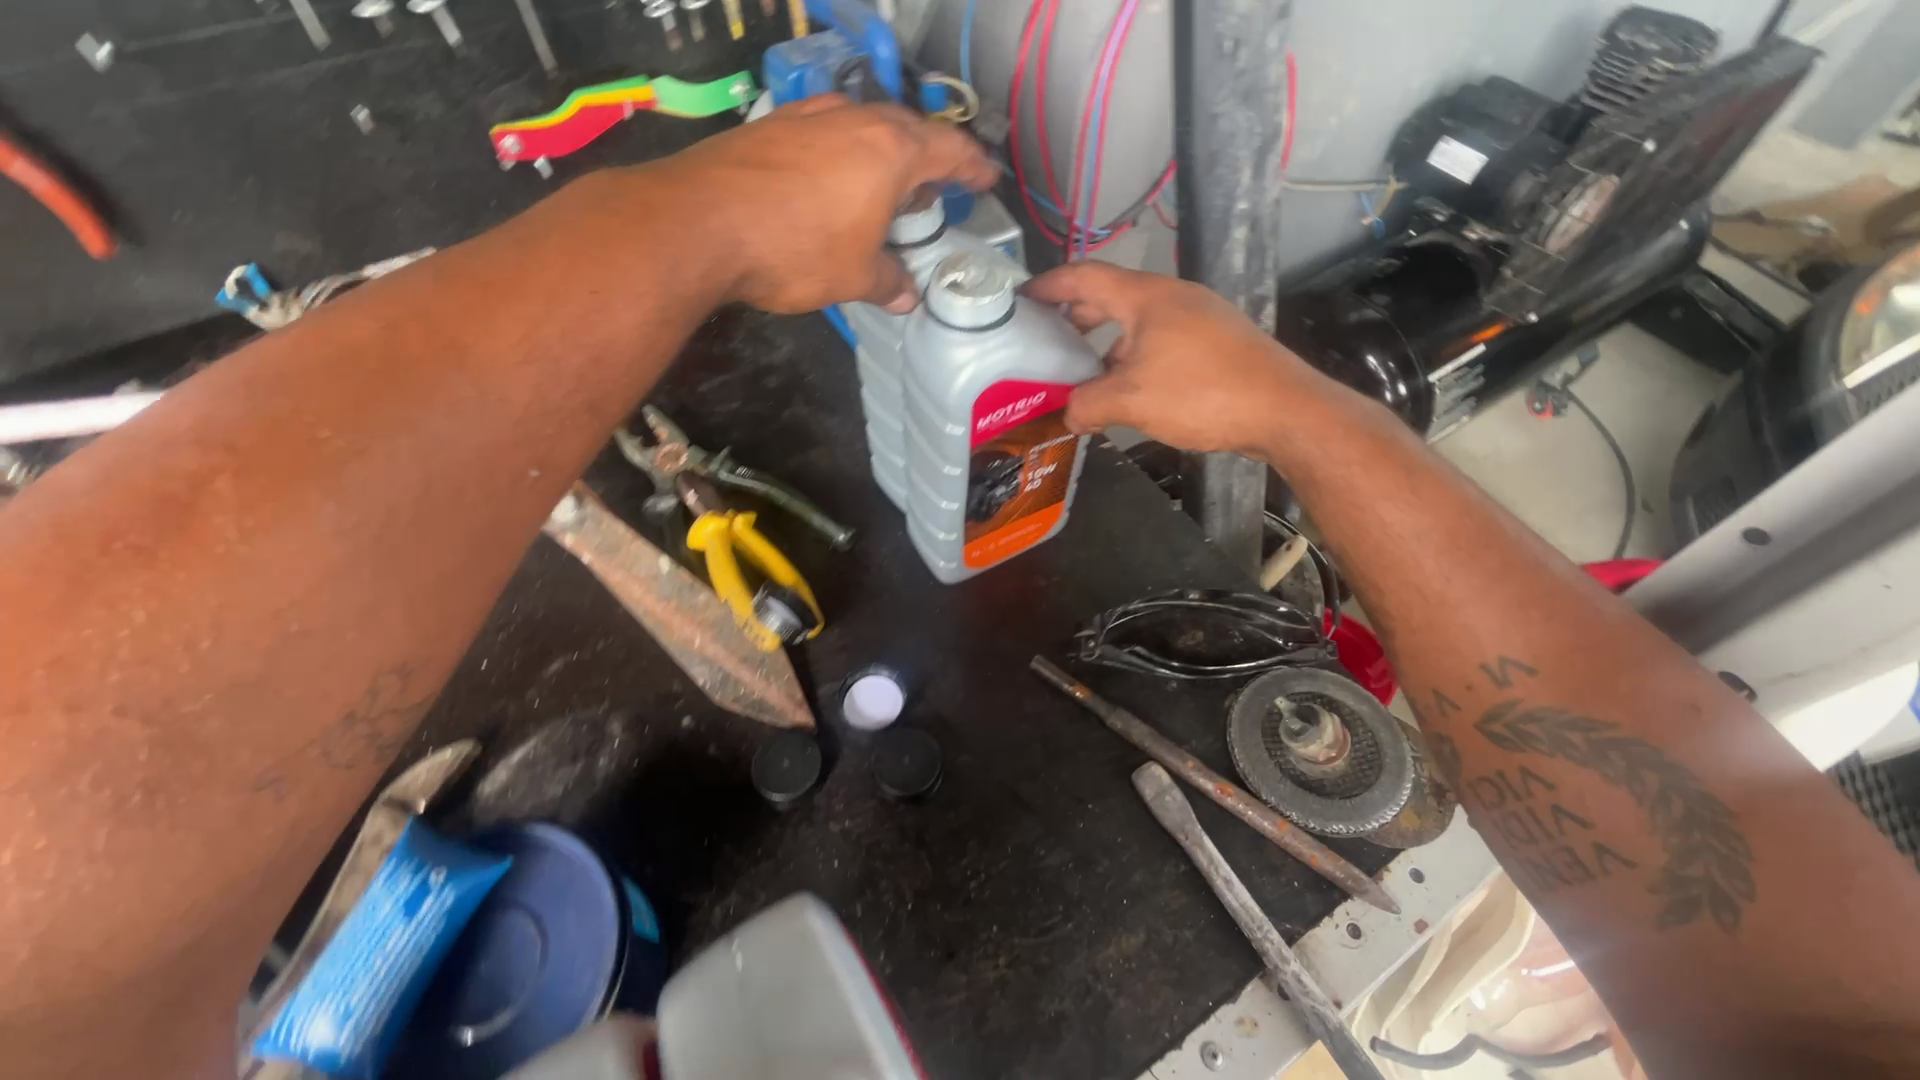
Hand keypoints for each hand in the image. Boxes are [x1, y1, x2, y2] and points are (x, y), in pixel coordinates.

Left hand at [655, 96, 996, 313]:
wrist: (698, 223)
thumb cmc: (795, 249)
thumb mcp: (853, 277)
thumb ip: (888, 283)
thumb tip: (908, 296)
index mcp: (890, 151)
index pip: (949, 149)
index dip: (972, 166)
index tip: (986, 181)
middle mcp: (853, 120)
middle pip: (907, 129)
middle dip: (928, 159)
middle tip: (934, 191)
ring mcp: (808, 117)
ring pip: (862, 127)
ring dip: (882, 155)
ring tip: (884, 190)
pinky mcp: (770, 127)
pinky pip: (824, 134)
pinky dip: (841, 156)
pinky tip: (830, 185)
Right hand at [1022, 263, 1319, 457]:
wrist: (1282, 410)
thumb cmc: (1201, 393)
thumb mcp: (1130, 400)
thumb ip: (1087, 403)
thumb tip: (1068, 413)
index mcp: (1146, 297)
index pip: (1084, 276)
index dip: (1047, 285)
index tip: (1018, 299)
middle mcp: (1171, 297)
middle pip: (1109, 296)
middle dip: (1072, 316)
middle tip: (1041, 339)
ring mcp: (1197, 318)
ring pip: (1135, 323)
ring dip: (1103, 343)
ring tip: (1078, 372)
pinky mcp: (1214, 342)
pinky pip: (1159, 341)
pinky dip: (1131, 357)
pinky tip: (1123, 388)